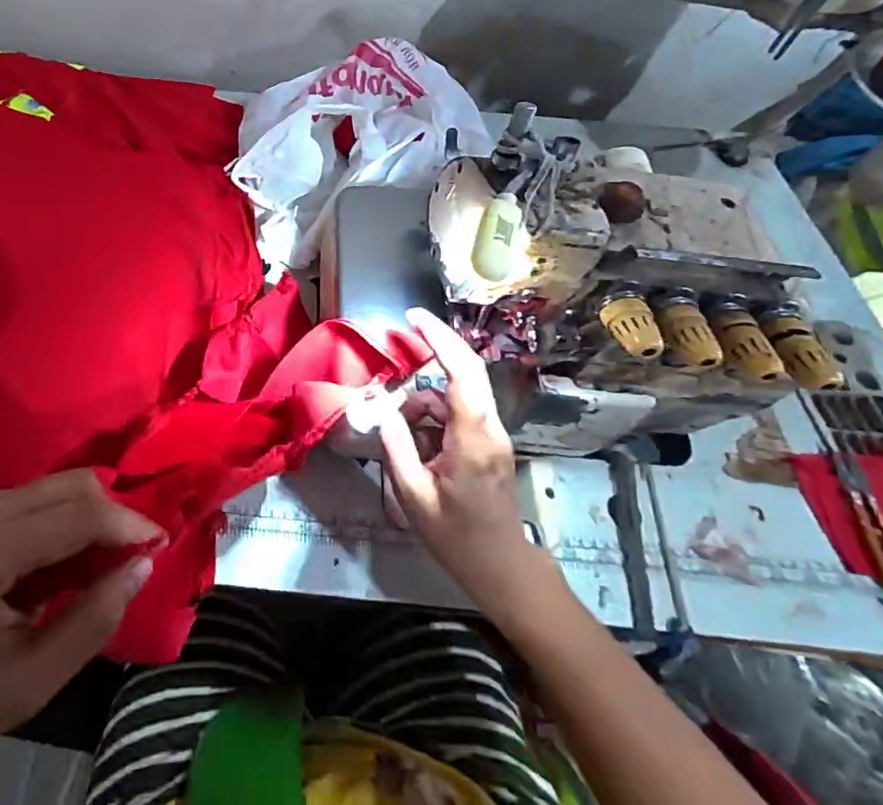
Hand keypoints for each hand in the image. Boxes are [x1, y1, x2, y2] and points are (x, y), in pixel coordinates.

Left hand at [0, 471, 162, 804]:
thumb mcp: (33, 680)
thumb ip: (93, 619)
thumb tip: (143, 564)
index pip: (80, 513)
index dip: (130, 524)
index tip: (163, 546)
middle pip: (73, 487)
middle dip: (116, 516)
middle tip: (139, 558)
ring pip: (58, 487)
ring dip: (92, 517)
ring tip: (105, 566)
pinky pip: (37, 498)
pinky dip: (67, 520)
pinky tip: (68, 561)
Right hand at [376, 308, 548, 610]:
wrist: (500, 565)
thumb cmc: (456, 536)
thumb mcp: (413, 494)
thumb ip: (396, 445)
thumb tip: (381, 407)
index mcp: (472, 438)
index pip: (461, 373)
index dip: (439, 339)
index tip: (413, 317)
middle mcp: (490, 428)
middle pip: (467, 370)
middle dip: (437, 347)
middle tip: (405, 336)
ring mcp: (494, 434)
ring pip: (458, 393)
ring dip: (426, 399)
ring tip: (401, 430)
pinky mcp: (490, 442)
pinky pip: (460, 412)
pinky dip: (435, 416)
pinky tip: (418, 443)